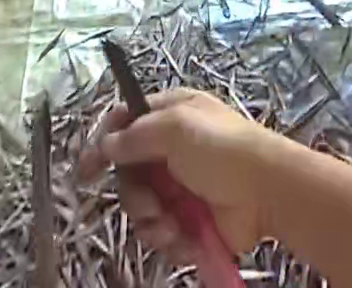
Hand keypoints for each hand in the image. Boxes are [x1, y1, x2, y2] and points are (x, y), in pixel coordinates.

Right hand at [77, 89, 292, 259]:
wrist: (265, 191)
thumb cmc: (221, 148)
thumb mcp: (176, 128)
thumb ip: (136, 135)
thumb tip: (106, 143)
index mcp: (172, 113)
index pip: (127, 121)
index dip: (105, 142)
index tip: (85, 169)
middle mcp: (172, 147)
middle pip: (129, 172)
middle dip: (135, 193)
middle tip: (150, 201)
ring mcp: (181, 184)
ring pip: (142, 207)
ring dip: (152, 220)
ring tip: (171, 223)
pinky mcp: (189, 219)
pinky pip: (161, 232)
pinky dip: (169, 238)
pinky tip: (183, 237)